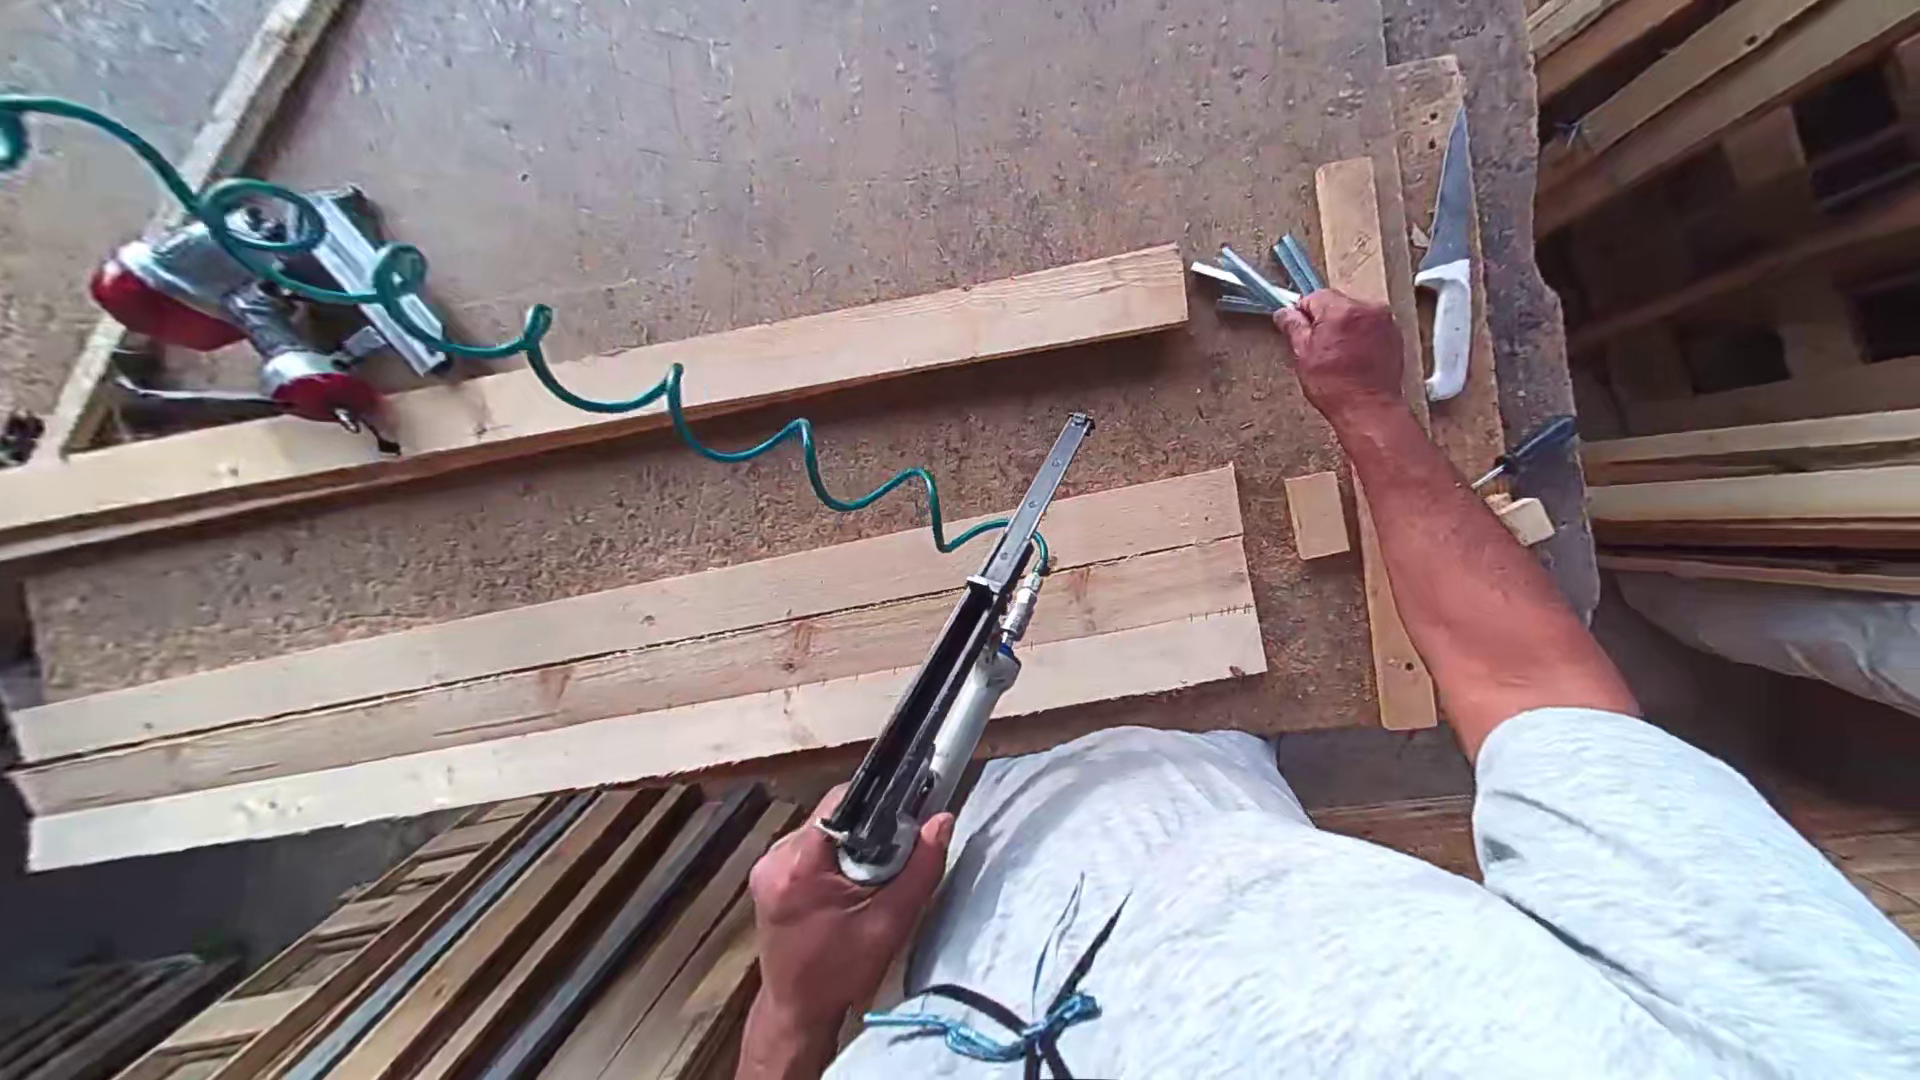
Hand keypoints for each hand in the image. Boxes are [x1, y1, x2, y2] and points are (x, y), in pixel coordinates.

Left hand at [748, 785, 954, 1029]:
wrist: (797, 1011)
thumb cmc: (841, 973)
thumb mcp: (889, 923)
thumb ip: (920, 868)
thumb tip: (942, 820)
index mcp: (798, 866)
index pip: (842, 803)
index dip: (875, 801)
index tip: (901, 811)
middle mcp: (776, 857)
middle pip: (832, 812)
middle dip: (865, 822)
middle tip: (890, 846)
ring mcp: (768, 863)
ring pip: (823, 823)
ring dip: (850, 835)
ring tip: (870, 864)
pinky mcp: (769, 871)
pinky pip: (810, 840)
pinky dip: (834, 849)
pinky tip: (848, 874)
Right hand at [1274, 290, 1407, 422]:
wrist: (1367, 406)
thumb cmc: (1335, 386)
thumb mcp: (1303, 355)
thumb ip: (1294, 328)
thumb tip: (1284, 314)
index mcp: (1341, 311)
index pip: (1315, 296)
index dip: (1302, 313)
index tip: (1298, 329)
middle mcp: (1367, 308)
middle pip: (1336, 302)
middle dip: (1323, 320)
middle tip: (1315, 347)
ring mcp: (1384, 320)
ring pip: (1353, 313)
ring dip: (1342, 327)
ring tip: (1335, 355)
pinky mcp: (1394, 333)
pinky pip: (1369, 324)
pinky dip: (1358, 335)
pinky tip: (1351, 357)